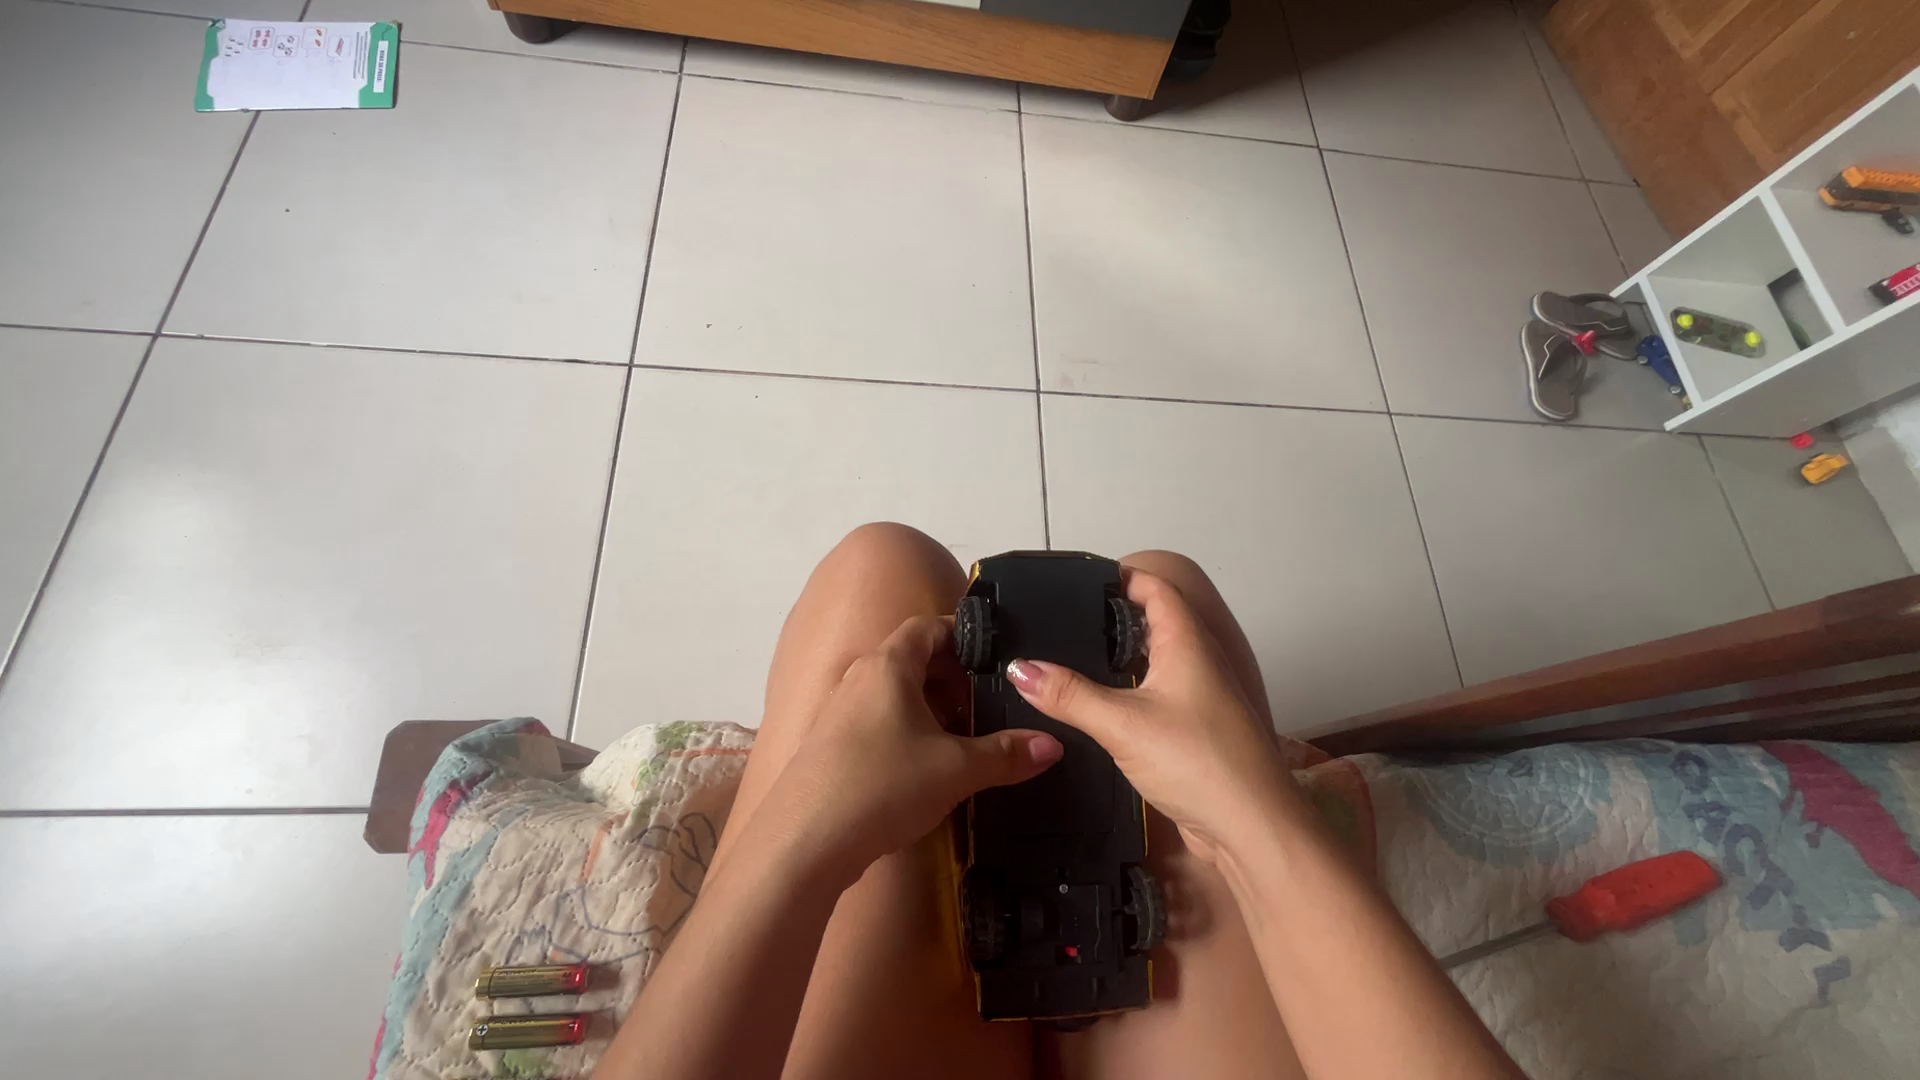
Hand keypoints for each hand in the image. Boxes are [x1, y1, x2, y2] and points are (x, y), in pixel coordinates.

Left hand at [754, 615, 1063, 883]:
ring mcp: (837, 712)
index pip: (928, 627)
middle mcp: (858, 678)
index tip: (994, 657)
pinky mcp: (827, 746)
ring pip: (893, 694)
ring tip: (962, 740)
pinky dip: (905, 732)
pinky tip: (924, 769)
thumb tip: (1053, 744)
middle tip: (986, 705)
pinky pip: (875, 721)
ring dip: (928, 709)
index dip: (962, 634)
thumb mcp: (955, 770)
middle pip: (911, 660)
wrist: (803, 842)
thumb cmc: (883, 784)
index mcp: (888, 665)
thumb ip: (1005, 754)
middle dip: (951, 678)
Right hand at [1005, 569, 1297, 864]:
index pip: (1157, 588)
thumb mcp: (1122, 724)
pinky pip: (1156, 695)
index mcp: (1188, 643)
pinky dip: (1128, 690)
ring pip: (1156, 661)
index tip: (1078, 580)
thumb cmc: (1198, 762)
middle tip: (1063, 619)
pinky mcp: (1195, 731)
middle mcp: (1198, 662)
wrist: (1253, 830)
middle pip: (1156, 621)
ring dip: (1120, 656)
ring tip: (1070, 657)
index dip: (1123, 576)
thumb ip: (1069, 695)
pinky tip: (1099, 705)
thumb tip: (1020, 668)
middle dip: (1113, 616)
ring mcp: (1200, 698)